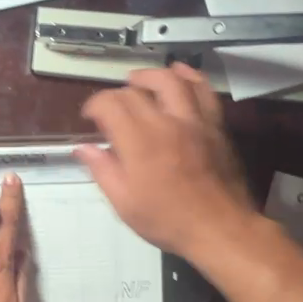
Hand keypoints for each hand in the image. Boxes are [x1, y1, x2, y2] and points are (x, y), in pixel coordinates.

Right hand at [76, 63, 255, 259]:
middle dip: (117, 94)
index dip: (94, 105)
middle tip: (110, 108)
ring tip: (138, 80)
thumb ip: (102, 170)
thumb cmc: (167, 220)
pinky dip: (190, 77)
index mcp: (139, 142)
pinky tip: (179, 73)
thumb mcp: (124, 203)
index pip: (110, 104)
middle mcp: (165, 122)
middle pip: (136, 91)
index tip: (90, 118)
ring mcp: (194, 121)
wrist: (219, 228)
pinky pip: (203, 91)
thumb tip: (83, 148)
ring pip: (171, 81)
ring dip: (150, 76)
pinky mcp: (214, 126)